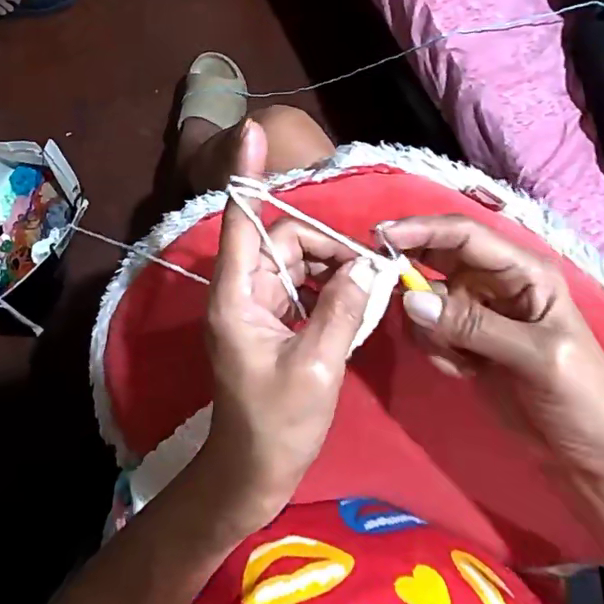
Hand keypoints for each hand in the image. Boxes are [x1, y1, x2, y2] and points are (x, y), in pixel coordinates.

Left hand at [194, 121, 368, 531]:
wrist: (250, 471)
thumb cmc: (276, 424)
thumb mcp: (317, 367)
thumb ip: (341, 309)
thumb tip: (366, 266)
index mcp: (237, 296)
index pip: (240, 221)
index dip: (245, 174)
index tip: (254, 131)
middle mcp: (241, 291)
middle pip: (281, 240)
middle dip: (324, 246)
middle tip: (367, 273)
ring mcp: (254, 305)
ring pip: (293, 261)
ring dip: (328, 266)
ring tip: (364, 289)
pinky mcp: (269, 320)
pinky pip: (298, 285)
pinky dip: (324, 285)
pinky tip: (351, 301)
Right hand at [381, 215, 603, 490]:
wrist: (591, 461)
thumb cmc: (583, 400)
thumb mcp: (537, 358)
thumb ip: (474, 326)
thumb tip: (410, 299)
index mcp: (524, 271)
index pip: (464, 235)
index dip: (422, 230)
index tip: (380, 237)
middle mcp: (496, 282)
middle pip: (437, 256)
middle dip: (410, 269)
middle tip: (379, 284)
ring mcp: (477, 310)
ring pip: (425, 296)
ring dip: (428, 325)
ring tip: (459, 360)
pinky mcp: (463, 339)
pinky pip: (427, 329)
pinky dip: (434, 347)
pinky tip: (465, 372)